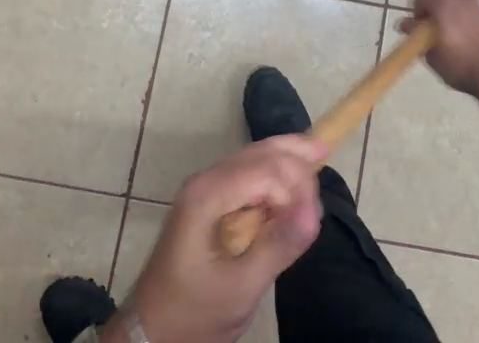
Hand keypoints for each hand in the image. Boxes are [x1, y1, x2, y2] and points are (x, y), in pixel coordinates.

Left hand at [117, 135, 326, 342]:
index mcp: (207, 196)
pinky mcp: (209, 202)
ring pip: (252, 158)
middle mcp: (205, 181)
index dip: (295, 185)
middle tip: (326, 158)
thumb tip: (314, 214)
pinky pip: (246, 175)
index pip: (263, 170)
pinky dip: (272, 172)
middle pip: (258, 153)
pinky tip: (291, 176)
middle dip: (292, 155)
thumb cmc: (194, 312)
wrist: (153, 330)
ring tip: (317, 152)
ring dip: (284, 157)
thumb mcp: (240, 288)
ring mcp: (205, 189)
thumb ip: (277, 247)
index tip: (314, 219)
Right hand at [401, 0, 478, 94]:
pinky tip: (460, 26)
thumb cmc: (459, 65)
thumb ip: (417, 35)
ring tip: (446, 21)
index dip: (417, 5)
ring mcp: (476, 4)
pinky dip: (462, 7)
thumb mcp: (431, 54)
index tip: (418, 23)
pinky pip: (470, 0)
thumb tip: (406, 24)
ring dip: (448, 0)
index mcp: (443, 5)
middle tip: (430, 19)